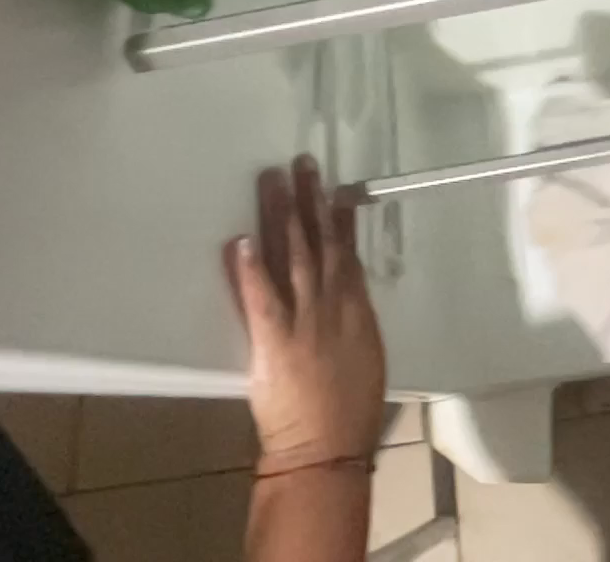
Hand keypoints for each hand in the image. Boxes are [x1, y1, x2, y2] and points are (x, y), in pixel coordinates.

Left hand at [223, 155, 385, 474]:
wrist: (329, 446)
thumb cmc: (354, 406)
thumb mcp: (368, 351)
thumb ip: (355, 316)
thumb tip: (347, 290)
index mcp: (355, 305)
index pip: (348, 250)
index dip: (341, 216)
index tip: (337, 187)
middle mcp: (331, 301)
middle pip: (319, 240)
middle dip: (310, 199)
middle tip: (302, 163)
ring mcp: (302, 317)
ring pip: (293, 254)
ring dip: (283, 214)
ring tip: (274, 180)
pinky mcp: (273, 339)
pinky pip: (260, 297)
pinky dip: (250, 268)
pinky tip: (241, 240)